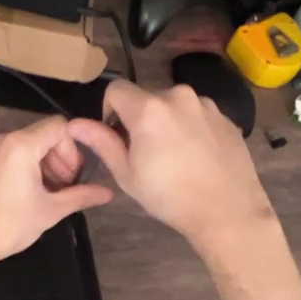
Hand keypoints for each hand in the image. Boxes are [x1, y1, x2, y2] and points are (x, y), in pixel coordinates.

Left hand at [0, 116, 114, 264]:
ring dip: (49, 164)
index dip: (73, 150)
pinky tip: (37, 192)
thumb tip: (107, 193)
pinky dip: (33, 167)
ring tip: (53, 193)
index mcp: (21, 146)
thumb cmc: (10, 225)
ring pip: (33, 144)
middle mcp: (6, 139)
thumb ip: (81, 196)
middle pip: (47, 134)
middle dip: (63, 158)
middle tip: (66, 187)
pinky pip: (18, 153)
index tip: (74, 177)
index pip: (60, 127)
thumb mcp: (50, 211)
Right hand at [70, 80, 276, 250]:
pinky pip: (196, 115)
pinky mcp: (225, 116)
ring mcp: (205, 104)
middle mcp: (178, 95)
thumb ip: (102, 142)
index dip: (109, 111)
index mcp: (148, 108)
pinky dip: (189, 129)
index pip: (115, 89)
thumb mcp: (127, 174)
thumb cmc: (168, 197)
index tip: (115, 137)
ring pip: (173, 106)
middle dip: (139, 119)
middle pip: (146, 97)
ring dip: (165, 123)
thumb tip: (74, 124)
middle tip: (144, 154)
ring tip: (173, 157)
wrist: (226, 210)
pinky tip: (195, 158)